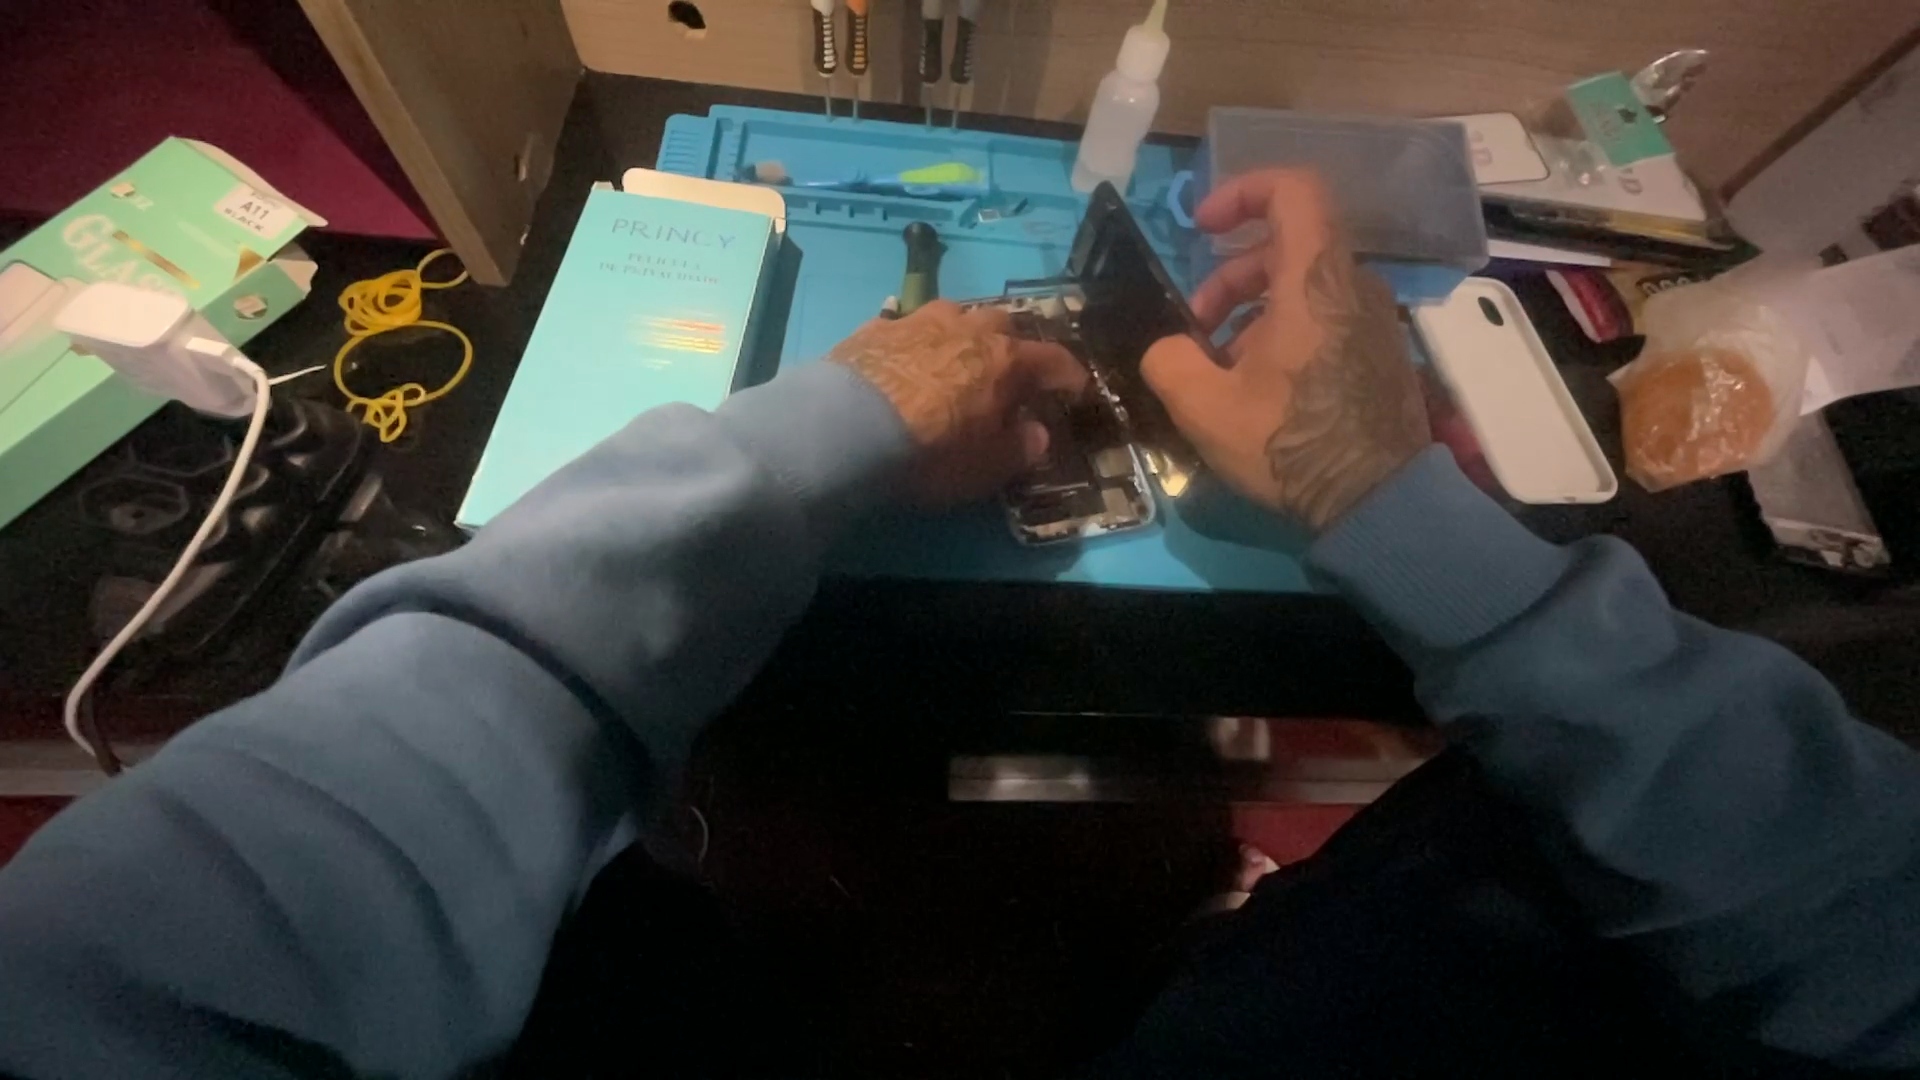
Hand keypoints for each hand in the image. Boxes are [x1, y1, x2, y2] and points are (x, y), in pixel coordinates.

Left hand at [826, 301, 1087, 504]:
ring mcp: (920, 321)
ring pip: (957, 315)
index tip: (1077, 390)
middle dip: (1015, 349)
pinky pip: (909, 326)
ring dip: (966, 335)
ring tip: (960, 356)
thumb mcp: (984, 468)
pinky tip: (908, 356)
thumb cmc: (930, 453)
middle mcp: (969, 328)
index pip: (1053, 361)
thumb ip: (1018, 449)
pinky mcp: (877, 326)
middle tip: (1011, 374)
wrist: (846, 429)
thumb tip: (1037, 434)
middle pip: (1005, 327)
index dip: (1070, 377)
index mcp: (1006, 361)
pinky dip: (918, 341)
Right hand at [1142, 170, 1430, 531]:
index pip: (1293, 191)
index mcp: (1313, 282)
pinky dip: (1282, 333)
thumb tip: (1168, 349)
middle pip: (1287, 247)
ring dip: (1250, 312)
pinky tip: (1258, 388)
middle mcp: (1352, 288)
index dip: (1241, 192)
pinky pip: (1324, 320)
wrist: (1375, 501)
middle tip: (1195, 328)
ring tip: (1220, 367)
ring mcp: (1373, 322)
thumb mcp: (1203, 407)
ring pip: (1303, 288)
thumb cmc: (1287, 443)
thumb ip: (1168, 361)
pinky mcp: (1379, 355)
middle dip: (1229, 277)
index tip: (1201, 228)